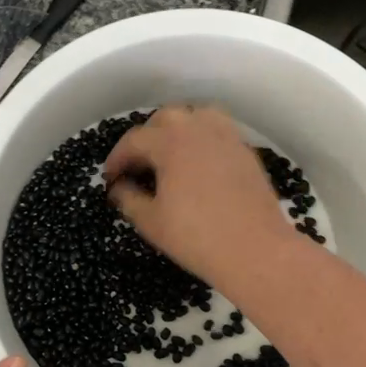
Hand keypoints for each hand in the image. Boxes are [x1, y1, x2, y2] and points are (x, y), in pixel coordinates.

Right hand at [104, 105, 300, 289]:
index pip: (135, 140)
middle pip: (165, 119)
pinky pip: (219, 131)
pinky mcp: (246, 151)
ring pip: (196, 116)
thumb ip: (129, 198)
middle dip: (146, 138)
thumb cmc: (196, 237)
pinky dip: (202, 138)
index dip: (117, 158)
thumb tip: (119, 187)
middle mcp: (199, 129)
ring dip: (177, 130)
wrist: (255, 250)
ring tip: (169, 154)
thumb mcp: (151, 221)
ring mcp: (227, 137)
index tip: (110, 177)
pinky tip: (198, 164)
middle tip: (137, 165)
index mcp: (171, 143)